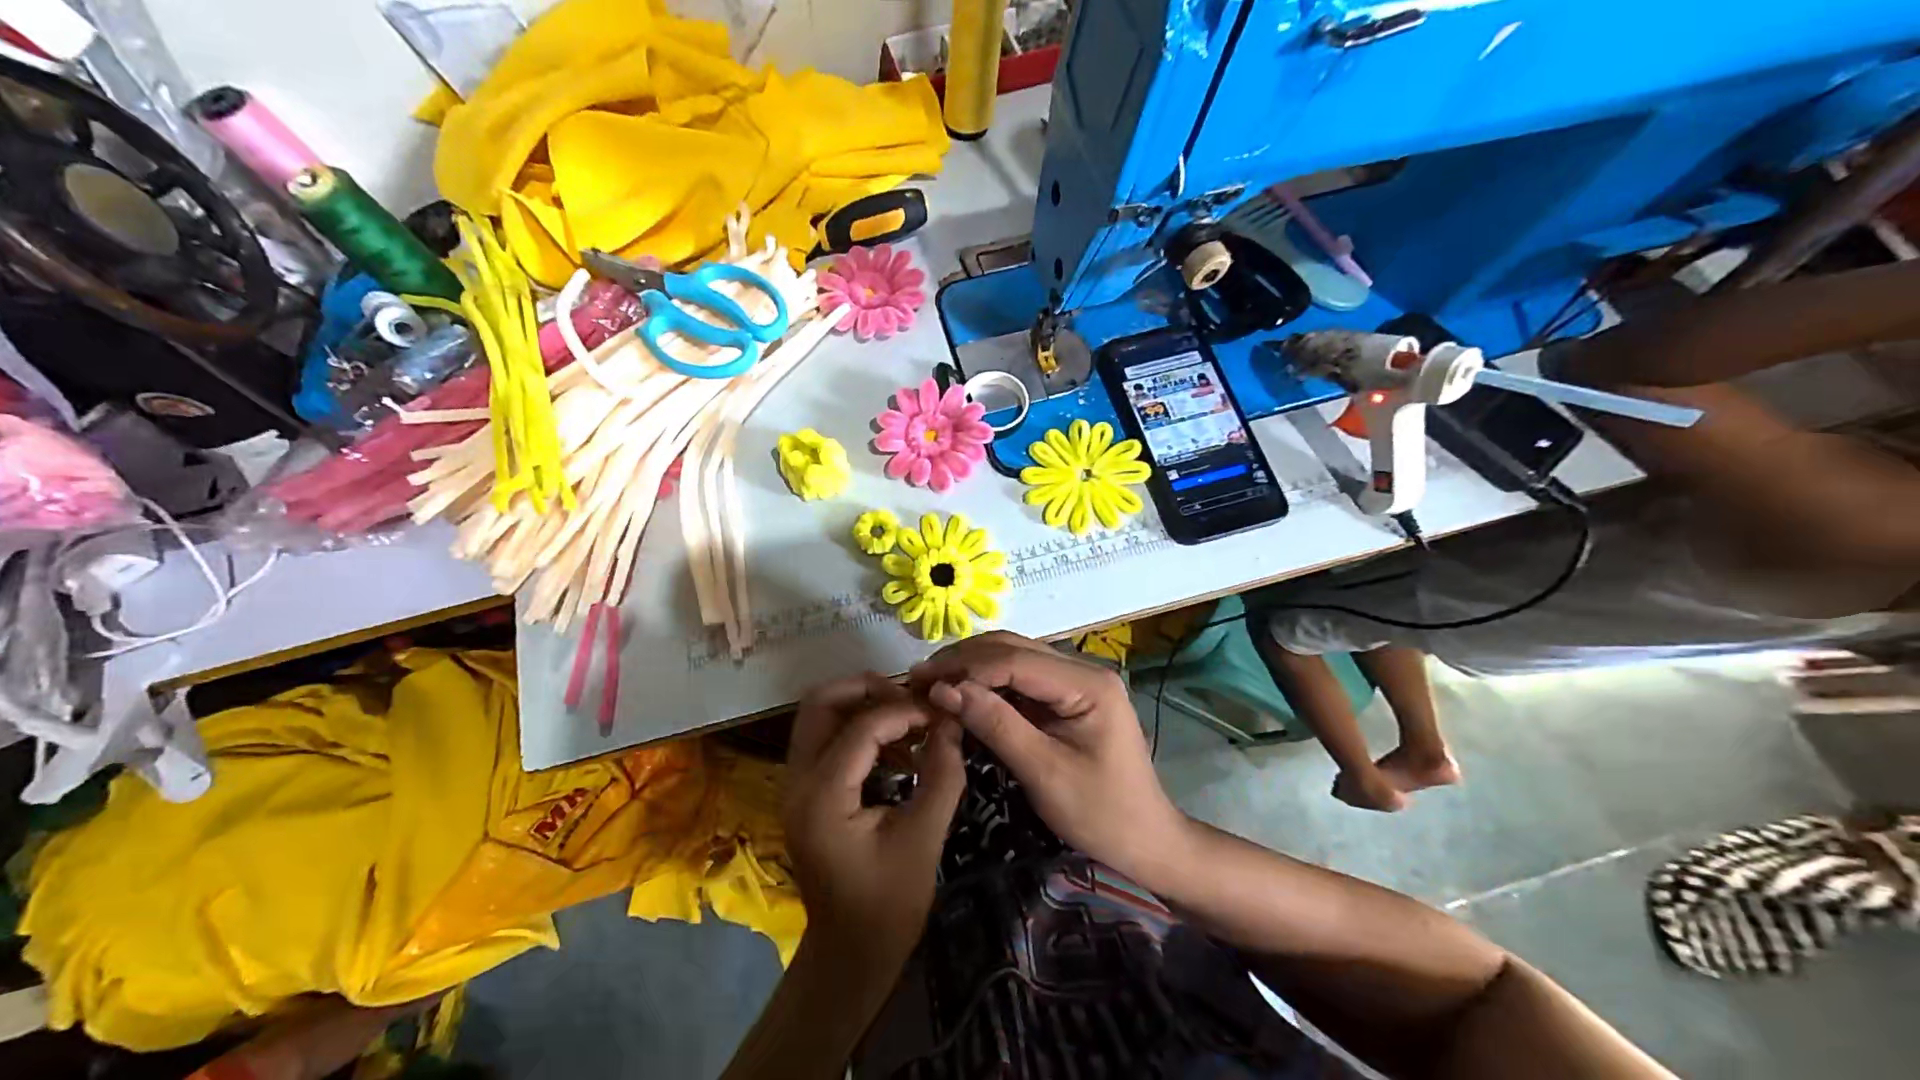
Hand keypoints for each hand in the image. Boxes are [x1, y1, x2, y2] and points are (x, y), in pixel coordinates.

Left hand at [784, 672, 965, 970]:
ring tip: (911, 721)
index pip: (863, 726)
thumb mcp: (923, 839)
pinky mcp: (805, 792)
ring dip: (863, 707)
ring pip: (820, 716)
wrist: (849, 953)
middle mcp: (797, 780)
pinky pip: (826, 739)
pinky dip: (859, 729)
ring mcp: (795, 785)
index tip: (945, 712)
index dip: (908, 711)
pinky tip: (898, 751)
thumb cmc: (888, 905)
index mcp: (822, 795)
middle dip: (869, 690)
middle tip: (914, 700)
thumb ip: (941, 775)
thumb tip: (954, 721)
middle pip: (822, 702)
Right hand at [911, 632, 1191, 885]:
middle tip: (918, 681)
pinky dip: (987, 685)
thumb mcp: (1044, 772)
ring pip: (1014, 659)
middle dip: (964, 661)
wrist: (1146, 844)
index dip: (965, 668)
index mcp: (1088, 683)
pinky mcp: (1067, 699)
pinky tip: (960, 696)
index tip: (922, 684)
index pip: (1015, 660)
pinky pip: (1021, 681)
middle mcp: (1084, 670)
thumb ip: (996, 725)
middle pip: (1013, 649)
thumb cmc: (1100, 814)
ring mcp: (1077, 682)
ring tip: (931, 685)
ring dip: (972, 668)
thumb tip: (945, 689)